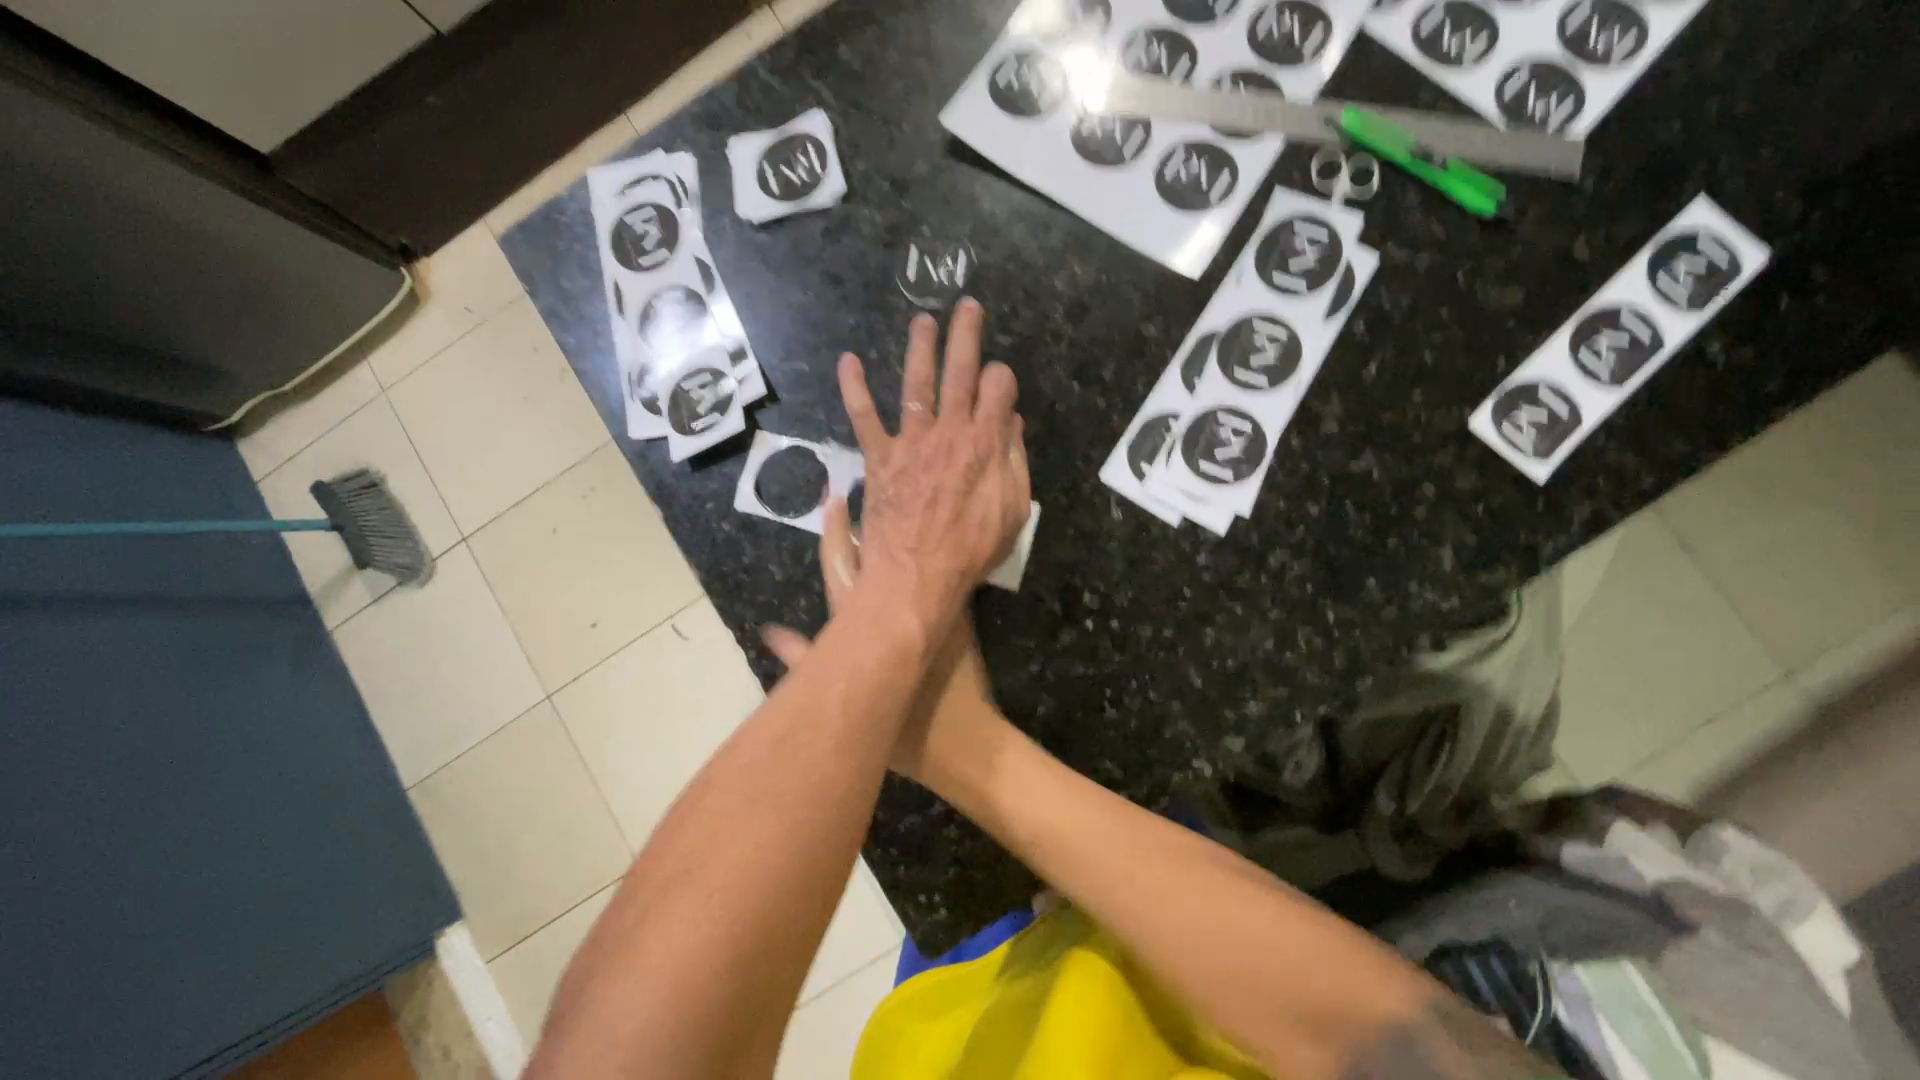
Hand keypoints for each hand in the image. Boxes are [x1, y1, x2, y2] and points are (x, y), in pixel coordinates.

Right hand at [761, 499, 1011, 795]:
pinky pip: (944, 579)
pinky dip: (933, 562)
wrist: (968, 746)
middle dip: (872, 521)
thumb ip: (802, 660)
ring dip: (904, 537)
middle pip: (882, 552)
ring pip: (916, 560)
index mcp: (866, 621)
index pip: (844, 564)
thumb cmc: (905, 732)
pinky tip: (933, 548)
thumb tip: (770, 632)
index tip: (833, 496)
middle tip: (867, 490)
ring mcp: (939, 608)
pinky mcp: (964, 617)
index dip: (836, 529)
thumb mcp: (844, 699)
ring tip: (898, 510)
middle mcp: (902, 606)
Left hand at [837, 298, 1029, 641]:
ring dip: (920, 348)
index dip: (1002, 378)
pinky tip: (848, 361)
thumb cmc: (970, 551)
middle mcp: (949, 432)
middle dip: (966, 336)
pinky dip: (855, 388)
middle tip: (967, 306)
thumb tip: (1013, 424)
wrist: (917, 577)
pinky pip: (864, 417)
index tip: (1001, 381)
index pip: (999, 389)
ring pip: (916, 383)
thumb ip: (1014, 463)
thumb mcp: (1012, 511)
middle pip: (960, 372)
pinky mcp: (880, 457)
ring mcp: (911, 441)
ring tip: (923, 320)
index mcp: (985, 444)